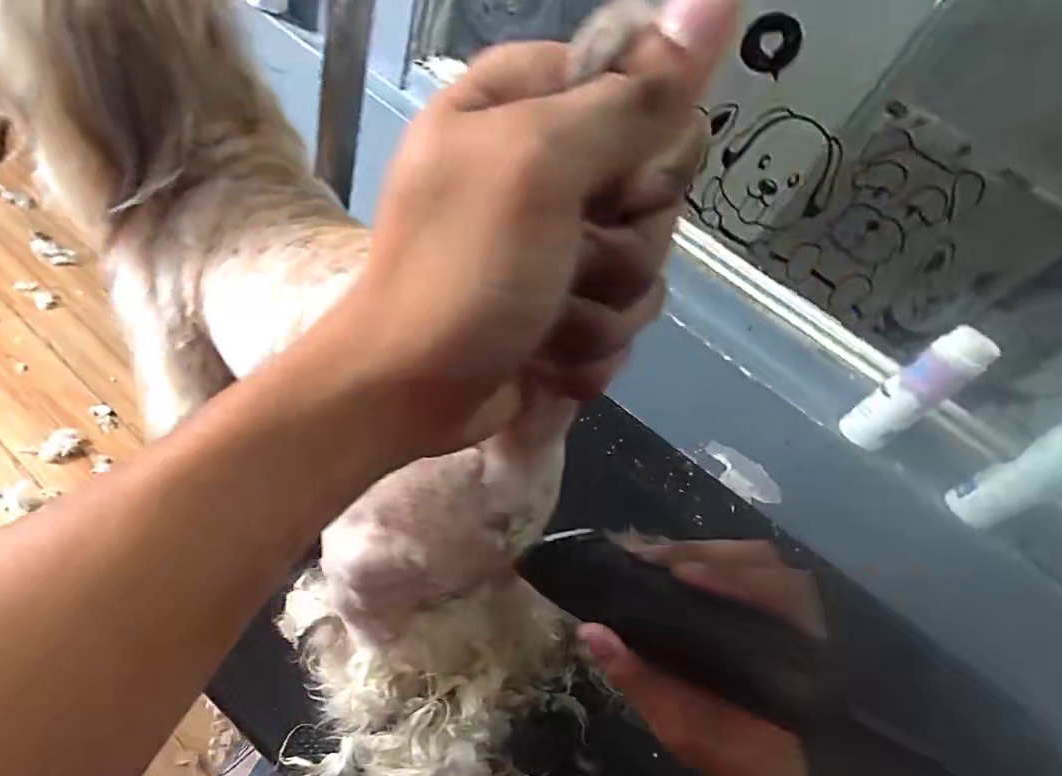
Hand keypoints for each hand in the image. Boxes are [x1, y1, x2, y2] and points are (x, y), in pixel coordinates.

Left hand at [331, 0, 736, 456]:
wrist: (407, 394)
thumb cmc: (458, 274)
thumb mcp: (536, 169)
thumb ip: (627, 99)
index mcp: (530, 107)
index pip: (649, 96)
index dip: (650, 149)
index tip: (619, 189)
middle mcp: (549, 175)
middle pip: (655, 198)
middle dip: (620, 251)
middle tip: (566, 265)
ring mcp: (559, 254)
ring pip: (643, 276)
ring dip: (600, 315)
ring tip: (542, 326)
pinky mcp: (565, 318)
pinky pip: (619, 331)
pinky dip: (585, 355)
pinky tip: (543, 362)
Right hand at [579, 540, 820, 775]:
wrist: (763, 773)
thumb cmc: (725, 753)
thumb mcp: (676, 722)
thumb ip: (635, 676)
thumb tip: (589, 631)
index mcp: (779, 650)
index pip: (764, 590)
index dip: (722, 575)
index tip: (678, 572)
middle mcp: (795, 624)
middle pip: (760, 561)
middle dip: (703, 552)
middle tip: (650, 558)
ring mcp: (793, 618)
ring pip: (759, 562)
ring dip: (709, 554)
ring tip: (660, 560)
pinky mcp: (780, 617)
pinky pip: (755, 574)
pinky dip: (718, 566)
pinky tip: (683, 570)